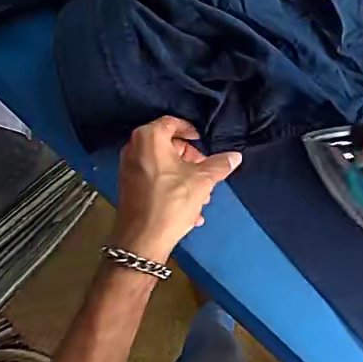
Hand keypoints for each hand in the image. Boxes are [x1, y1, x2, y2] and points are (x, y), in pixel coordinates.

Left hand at [110, 117, 242, 264]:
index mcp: (148, 138)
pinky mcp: (128, 186)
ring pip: (162, 164)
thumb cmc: (171, 202)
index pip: (172, 123)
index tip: (203, 141)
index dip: (191, 131)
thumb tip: (235, 156)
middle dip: (190, 158)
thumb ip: (219, 165)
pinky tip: (189, 207)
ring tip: (202, 194)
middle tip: (206, 170)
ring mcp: (128, 168)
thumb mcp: (202, 181)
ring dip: (184, 175)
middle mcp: (133, 148)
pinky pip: (154, 178)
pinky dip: (171, 185)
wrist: (142, 239)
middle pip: (168, 144)